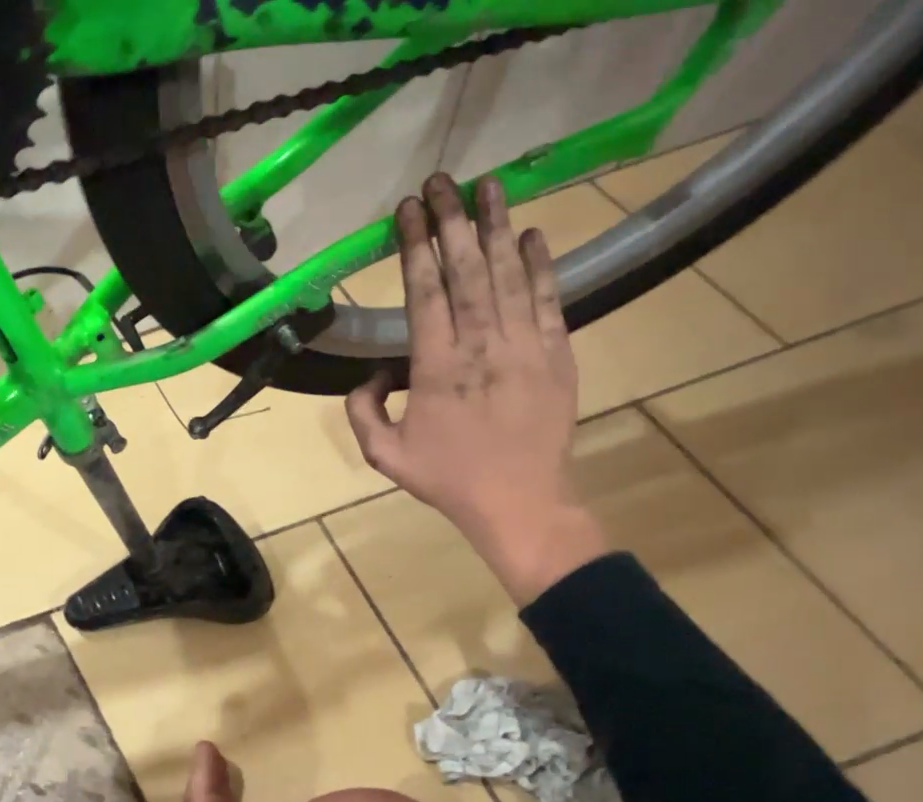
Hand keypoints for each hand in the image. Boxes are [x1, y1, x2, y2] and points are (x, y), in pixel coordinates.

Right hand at [346, 173, 607, 604]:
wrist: (521, 501)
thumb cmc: (448, 478)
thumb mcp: (385, 455)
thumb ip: (365, 411)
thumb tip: (372, 376)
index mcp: (436, 367)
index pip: (425, 292)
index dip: (416, 247)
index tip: (408, 210)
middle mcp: (482, 345)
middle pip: (468, 271)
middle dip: (454, 221)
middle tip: (444, 180)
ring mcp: (525, 346)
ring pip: (510, 275)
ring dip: (499, 228)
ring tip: (491, 185)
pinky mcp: (557, 353)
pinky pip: (549, 300)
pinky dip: (542, 265)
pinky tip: (532, 233)